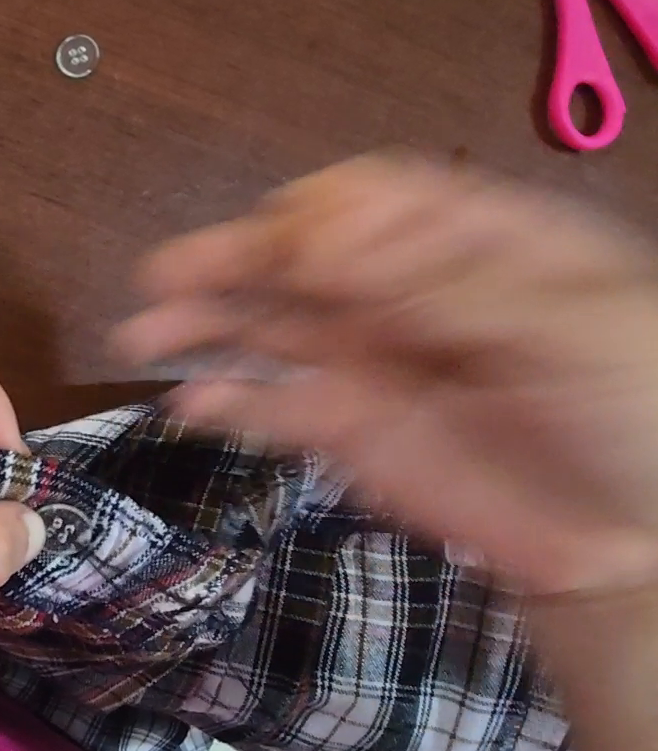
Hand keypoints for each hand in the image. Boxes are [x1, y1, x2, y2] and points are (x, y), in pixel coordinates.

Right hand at [114, 154, 657, 597]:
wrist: (636, 547)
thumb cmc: (642, 417)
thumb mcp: (567, 327)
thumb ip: (439, 282)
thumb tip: (316, 241)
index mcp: (468, 249)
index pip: (368, 203)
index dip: (314, 216)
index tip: (283, 245)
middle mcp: (397, 297)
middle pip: (292, 261)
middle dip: (224, 263)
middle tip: (159, 278)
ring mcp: (360, 362)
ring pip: (261, 328)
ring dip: (199, 326)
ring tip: (142, 337)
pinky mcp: (335, 426)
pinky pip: (265, 407)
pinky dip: (223, 405)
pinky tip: (193, 404)